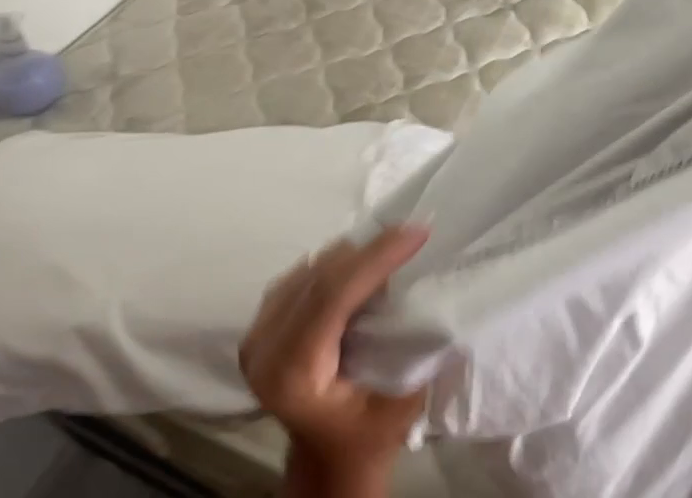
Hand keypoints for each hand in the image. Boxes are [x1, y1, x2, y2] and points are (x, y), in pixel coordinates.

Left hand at [240, 225, 431, 495]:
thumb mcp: (400, 404)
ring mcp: (255, 333)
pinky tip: (361, 263)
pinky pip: (300, 276)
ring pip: (308, 269)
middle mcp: (262, 348)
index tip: (415, 233)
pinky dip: (333, 265)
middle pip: (317, 276)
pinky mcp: (261, 324)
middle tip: (410, 232)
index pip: (332, 296)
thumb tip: (436, 291)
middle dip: (368, 249)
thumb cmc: (367, 437)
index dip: (375, 258)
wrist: (328, 459)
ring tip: (391, 247)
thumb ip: (411, 349)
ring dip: (351, 255)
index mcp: (291, 373)